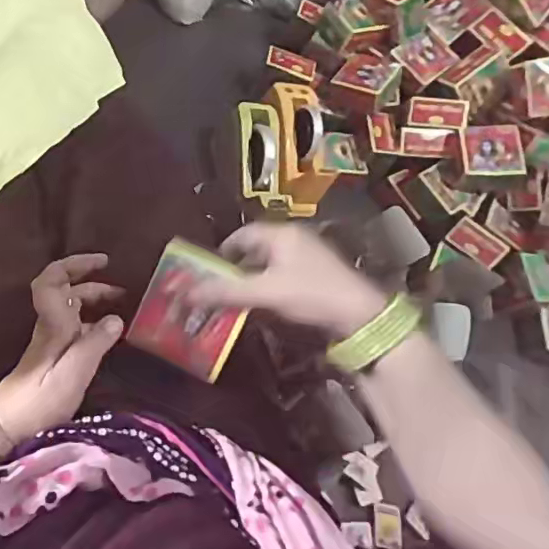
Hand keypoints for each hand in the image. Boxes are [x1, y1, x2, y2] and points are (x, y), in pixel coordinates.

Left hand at [0, 254, 126, 448]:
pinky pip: (71, 325)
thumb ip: (94, 344)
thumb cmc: (38, 403)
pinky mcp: (50, 356)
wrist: (4, 429)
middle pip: (63, 290)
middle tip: (121, 288)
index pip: (52, 281)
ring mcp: (47, 341)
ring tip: (119, 305)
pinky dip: (90, 319)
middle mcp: (47, 327)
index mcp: (51, 326)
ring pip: (68, 307)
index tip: (103, 262)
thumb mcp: (71, 376)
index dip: (75, 264)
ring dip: (92, 299)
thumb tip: (116, 318)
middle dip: (91, 281)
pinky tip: (106, 331)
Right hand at [185, 223, 388, 338]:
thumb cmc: (312, 294)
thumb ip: (226, 292)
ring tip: (235, 299)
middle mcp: (294, 238)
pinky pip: (282, 274)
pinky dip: (268, 286)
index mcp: (281, 234)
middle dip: (234, 267)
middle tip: (217, 287)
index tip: (206, 271)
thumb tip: (187, 292)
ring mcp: (308, 255)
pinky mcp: (316, 273)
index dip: (221, 251)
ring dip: (251, 279)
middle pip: (254, 248)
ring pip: (268, 263)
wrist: (361, 315)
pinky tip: (263, 304)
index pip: (241, 234)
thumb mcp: (265, 292)